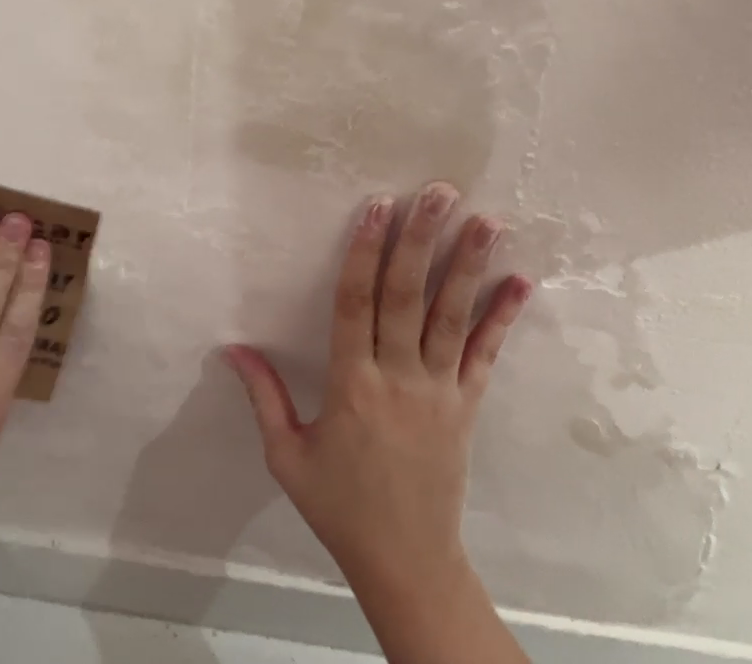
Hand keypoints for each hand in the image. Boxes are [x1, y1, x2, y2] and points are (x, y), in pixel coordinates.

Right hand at [225, 183, 530, 594]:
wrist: (406, 558)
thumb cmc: (339, 506)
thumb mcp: (287, 455)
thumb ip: (262, 396)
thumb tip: (231, 349)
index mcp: (350, 386)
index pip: (355, 305)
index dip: (364, 252)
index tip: (376, 207)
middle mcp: (398, 379)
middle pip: (407, 297)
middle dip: (420, 240)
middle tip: (436, 192)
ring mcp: (440, 391)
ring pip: (452, 317)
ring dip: (468, 265)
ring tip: (485, 220)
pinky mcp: (467, 406)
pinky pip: (486, 355)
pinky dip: (503, 317)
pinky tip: (520, 281)